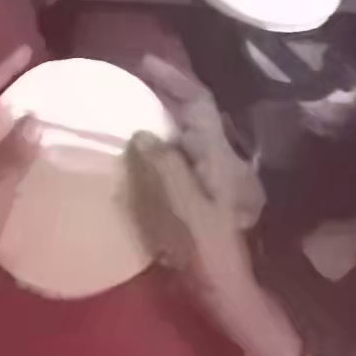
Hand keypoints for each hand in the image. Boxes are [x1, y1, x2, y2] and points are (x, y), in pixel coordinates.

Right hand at [129, 57, 299, 355]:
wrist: (227, 291)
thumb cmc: (207, 250)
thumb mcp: (184, 207)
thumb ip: (164, 166)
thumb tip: (142, 134)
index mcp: (217, 156)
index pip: (198, 103)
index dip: (174, 79)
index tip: (143, 63)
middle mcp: (216, 158)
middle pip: (193, 112)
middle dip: (165, 91)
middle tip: (130, 81)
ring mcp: (208, 174)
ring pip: (184, 131)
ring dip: (160, 112)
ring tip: (129, 104)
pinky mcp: (196, 190)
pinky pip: (175, 152)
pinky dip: (156, 138)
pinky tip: (136, 145)